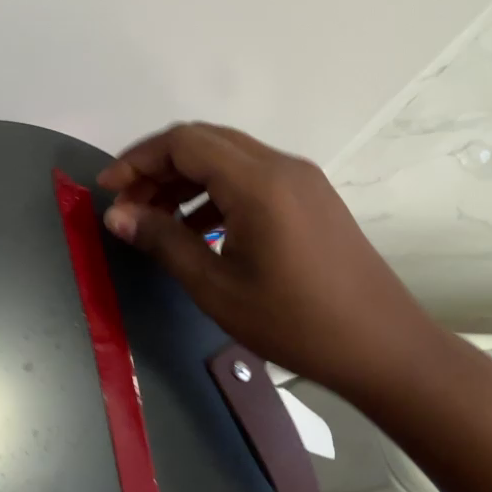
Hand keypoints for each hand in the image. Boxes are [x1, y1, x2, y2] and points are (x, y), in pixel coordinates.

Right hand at [97, 122, 446, 393]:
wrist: (384, 349)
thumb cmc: (294, 321)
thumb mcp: (215, 285)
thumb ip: (162, 240)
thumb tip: (116, 214)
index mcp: (258, 182)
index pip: (183, 143)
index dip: (137, 161)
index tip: (107, 192)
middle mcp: (281, 167)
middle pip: (203, 142)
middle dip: (156, 167)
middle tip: (127, 205)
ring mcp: (300, 180)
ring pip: (226, 157)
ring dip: (183, 179)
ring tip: (153, 219)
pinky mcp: (310, 198)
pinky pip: (249, 177)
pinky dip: (213, 191)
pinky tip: (195, 229)